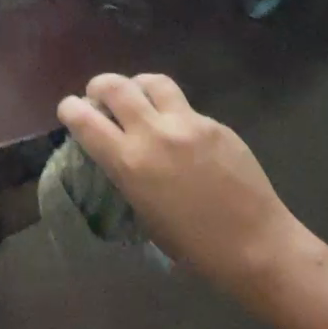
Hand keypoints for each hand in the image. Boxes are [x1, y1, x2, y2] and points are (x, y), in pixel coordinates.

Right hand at [58, 74, 320, 298]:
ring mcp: (188, 124)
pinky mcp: (216, 125)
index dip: (69, 109)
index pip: (83, 118)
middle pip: (114, 85)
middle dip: (99, 86)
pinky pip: (186, 107)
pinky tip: (183, 135)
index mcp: (129, 161)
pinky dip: (174, 114)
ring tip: (140, 99)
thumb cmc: (194, 245)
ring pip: (152, 81)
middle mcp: (154, 133)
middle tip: (100, 97)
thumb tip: (115, 148)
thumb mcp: (142, 210)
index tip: (70, 110)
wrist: (258, 247)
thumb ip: (124, 171)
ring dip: (138, 86)